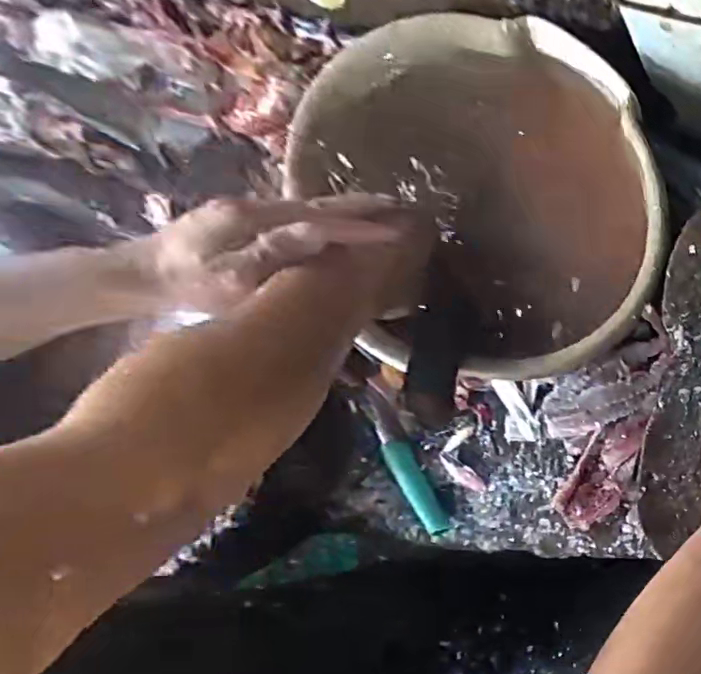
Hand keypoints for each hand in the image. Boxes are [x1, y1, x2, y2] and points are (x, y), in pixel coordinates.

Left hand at [119, 195, 412, 315]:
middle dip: (364, 207)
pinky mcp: (250, 218)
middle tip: (404, 207)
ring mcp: (251, 211)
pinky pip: (303, 213)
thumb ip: (273, 252)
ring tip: (386, 208)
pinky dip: (333, 214)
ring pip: (313, 206)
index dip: (363, 228)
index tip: (401, 232)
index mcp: (255, 222)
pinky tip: (347, 217)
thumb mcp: (232, 274)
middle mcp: (255, 208)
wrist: (140, 275)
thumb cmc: (191, 285)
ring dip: (351, 207)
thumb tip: (318, 236)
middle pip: (320, 206)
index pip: (323, 223)